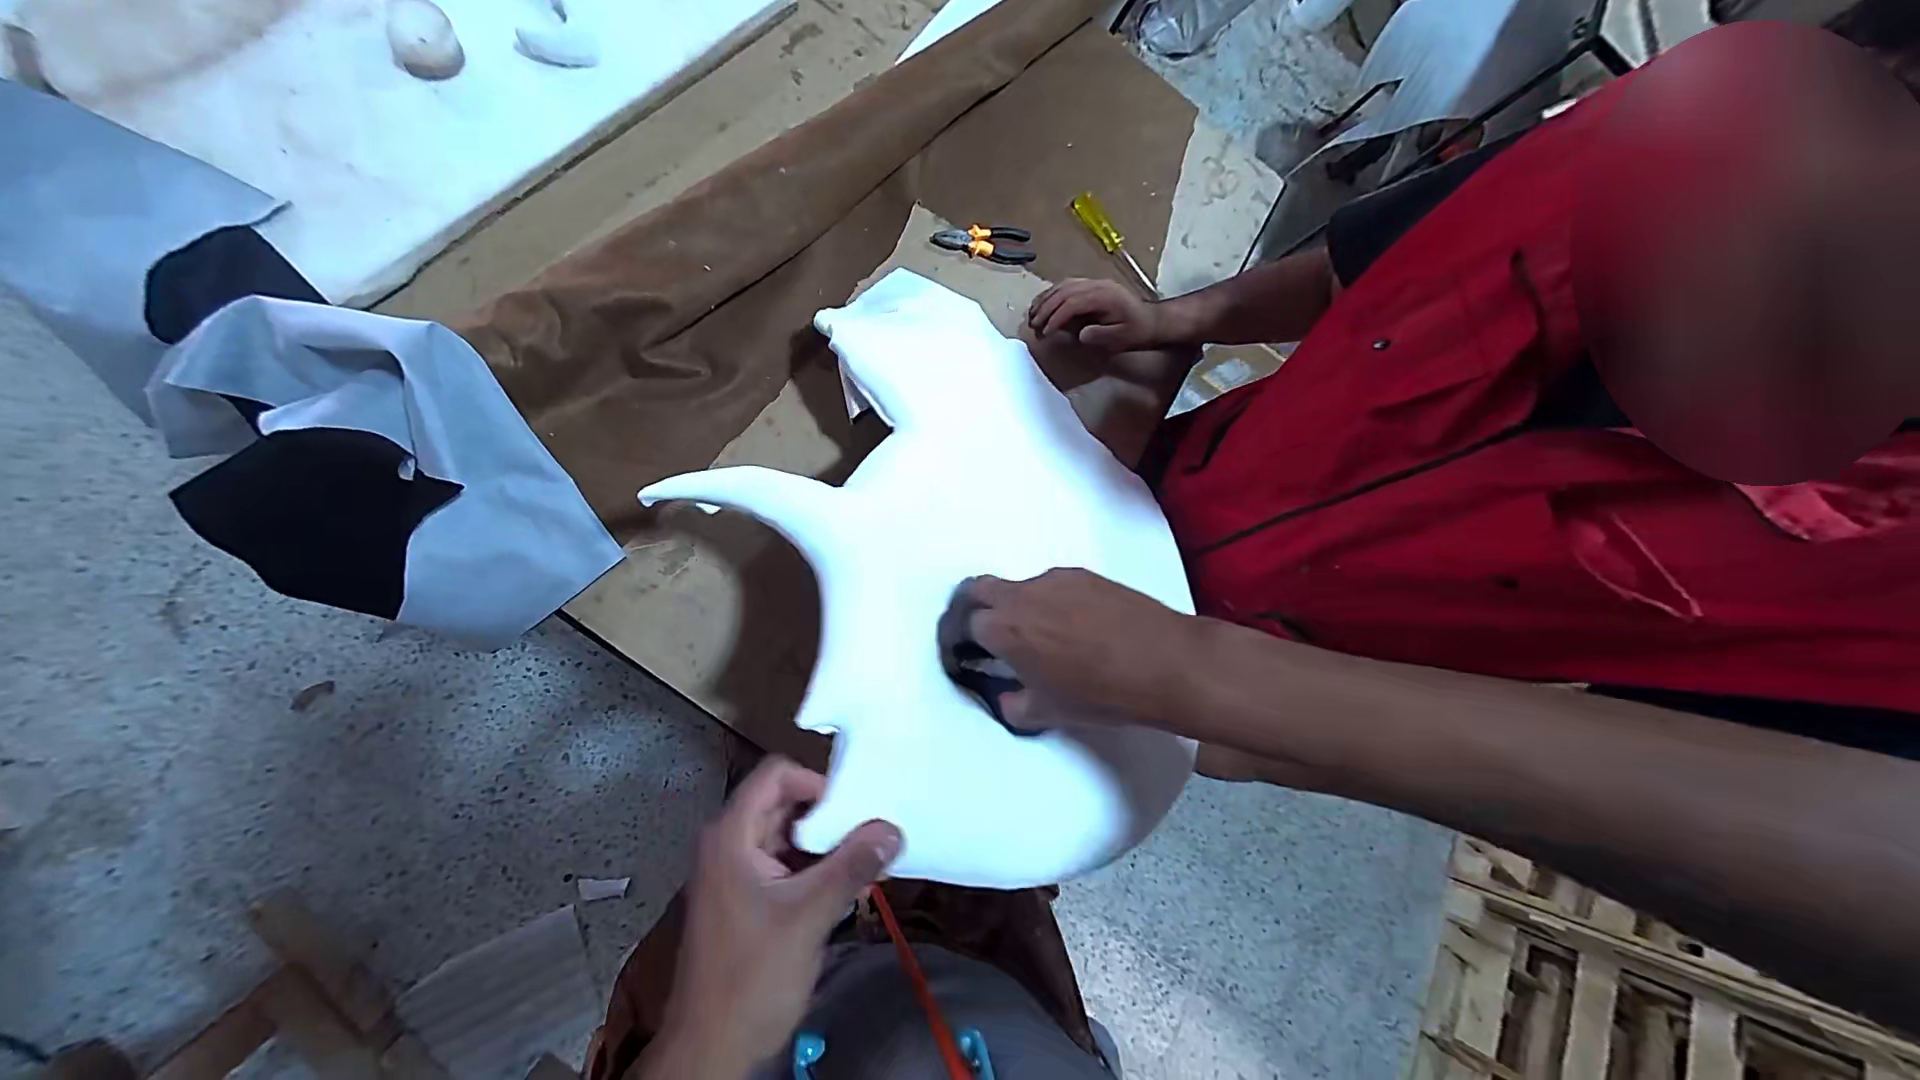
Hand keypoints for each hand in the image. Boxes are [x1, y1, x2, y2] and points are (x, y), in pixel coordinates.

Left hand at [642, 758, 901, 1079]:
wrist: (710, 1051)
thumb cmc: (751, 978)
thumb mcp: (808, 917)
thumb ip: (851, 867)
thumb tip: (892, 829)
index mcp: (732, 835)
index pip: (776, 775)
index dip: (815, 781)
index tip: (852, 807)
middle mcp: (730, 844)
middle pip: (785, 802)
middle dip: (829, 814)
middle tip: (869, 830)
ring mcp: (737, 871)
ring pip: (789, 834)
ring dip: (826, 843)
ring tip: (865, 859)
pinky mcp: (748, 897)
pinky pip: (787, 862)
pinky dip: (816, 866)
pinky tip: (846, 886)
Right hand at [952, 568, 1200, 729]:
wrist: (1166, 664)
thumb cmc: (1101, 695)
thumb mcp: (1047, 713)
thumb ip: (1013, 703)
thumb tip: (1006, 695)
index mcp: (1003, 629)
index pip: (961, 625)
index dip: (959, 643)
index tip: (965, 657)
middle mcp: (1021, 596)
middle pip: (978, 590)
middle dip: (972, 610)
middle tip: (985, 636)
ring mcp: (1053, 580)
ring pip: (1018, 587)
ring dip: (1015, 607)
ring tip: (1042, 636)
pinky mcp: (1083, 575)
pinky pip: (1052, 586)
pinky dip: (1049, 603)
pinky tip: (1075, 626)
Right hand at [1027, 278, 1168, 352]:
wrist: (1151, 320)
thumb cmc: (1136, 332)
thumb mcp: (1121, 339)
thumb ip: (1101, 336)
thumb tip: (1080, 334)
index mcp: (1106, 296)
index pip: (1073, 302)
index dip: (1056, 317)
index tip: (1046, 332)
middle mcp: (1098, 285)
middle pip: (1065, 291)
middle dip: (1045, 308)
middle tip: (1033, 325)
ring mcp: (1095, 283)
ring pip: (1064, 286)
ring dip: (1046, 299)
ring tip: (1032, 315)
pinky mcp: (1092, 286)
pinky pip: (1068, 285)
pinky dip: (1052, 294)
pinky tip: (1043, 304)